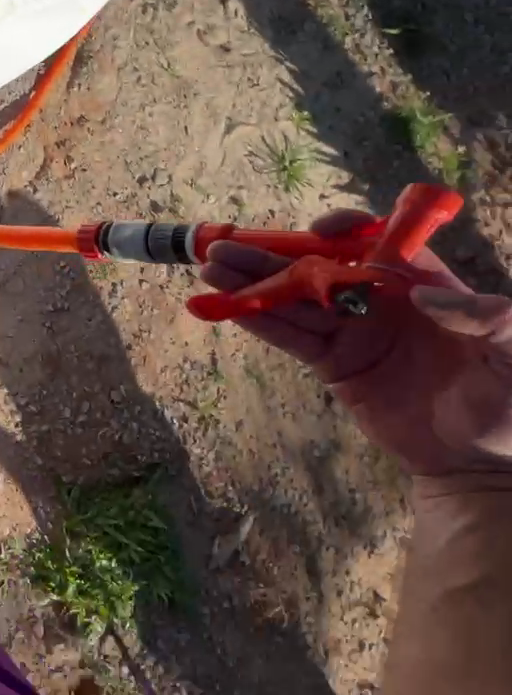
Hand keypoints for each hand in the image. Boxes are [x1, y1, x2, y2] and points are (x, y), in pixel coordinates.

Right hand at [199, 210, 511, 489]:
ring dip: (248, 285)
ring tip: (209, 269)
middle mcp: (379, 304)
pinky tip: (224, 306)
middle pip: (315, 272)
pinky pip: (287, 336)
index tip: (320, 231)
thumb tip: (422, 294)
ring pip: (290, 301)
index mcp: (424, 290)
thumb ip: (488, 318)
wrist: (480, 463)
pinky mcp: (329, 361)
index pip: (378, 247)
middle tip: (223, 249)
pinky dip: (254, 321)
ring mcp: (350, 332)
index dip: (347, 232)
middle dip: (268, 258)